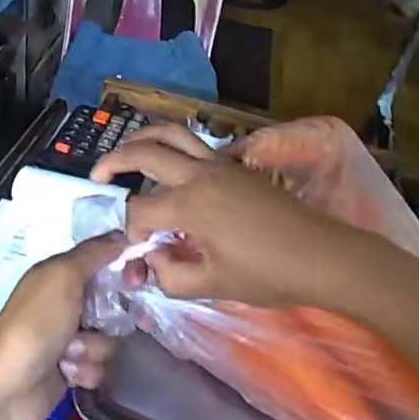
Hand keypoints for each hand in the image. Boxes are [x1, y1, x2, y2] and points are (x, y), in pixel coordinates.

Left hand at [0, 234, 124, 419]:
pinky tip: (68, 373)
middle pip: (112, 300)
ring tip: (71, 353)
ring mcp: (68, 337)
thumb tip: (123, 235)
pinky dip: (86, 369)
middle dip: (112, 315)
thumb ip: (94, 253)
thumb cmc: (36, 323)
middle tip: (102, 321)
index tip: (137, 276)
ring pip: (109, 336)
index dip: (122, 265)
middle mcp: (66, 302)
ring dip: (94, 347)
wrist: (6, 389)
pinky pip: (99, 365)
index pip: (102, 259)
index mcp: (60, 274)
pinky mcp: (70, 369)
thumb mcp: (64, 276)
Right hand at [92, 141, 397, 308]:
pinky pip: (196, 144)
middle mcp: (201, 174)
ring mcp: (221, 164)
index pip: (139, 210)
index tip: (129, 249)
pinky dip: (173, 145)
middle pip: (146, 152)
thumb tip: (151, 261)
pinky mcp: (237, 166)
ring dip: (144, 138)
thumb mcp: (213, 285)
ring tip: (125, 151)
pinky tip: (169, 165)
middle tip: (97, 175)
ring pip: (173, 134)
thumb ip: (170, 276)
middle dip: (115, 160)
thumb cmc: (268, 274)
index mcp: (190, 205)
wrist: (321, 254)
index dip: (126, 230)